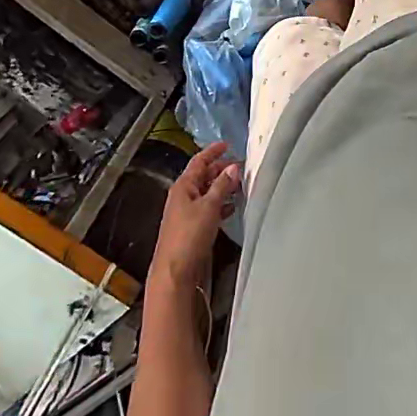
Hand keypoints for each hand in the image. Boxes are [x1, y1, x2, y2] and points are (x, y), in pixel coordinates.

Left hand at [151, 143, 240, 288]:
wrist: (175, 270)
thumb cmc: (190, 234)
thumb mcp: (208, 207)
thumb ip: (222, 187)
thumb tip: (233, 167)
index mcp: (183, 186)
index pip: (199, 161)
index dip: (212, 152)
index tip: (227, 144)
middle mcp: (183, 195)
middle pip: (203, 176)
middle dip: (220, 170)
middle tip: (240, 167)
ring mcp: (187, 212)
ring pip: (207, 193)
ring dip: (222, 188)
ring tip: (240, 185)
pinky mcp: (192, 227)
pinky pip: (208, 209)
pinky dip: (220, 205)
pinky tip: (232, 208)